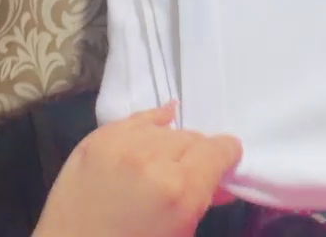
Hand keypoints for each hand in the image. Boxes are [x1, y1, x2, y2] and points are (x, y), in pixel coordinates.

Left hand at [34, 102, 241, 236]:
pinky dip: (151, 122)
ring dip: (171, 145)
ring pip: (165, 129)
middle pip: (192, 138)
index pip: (218, 151)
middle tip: (193, 174)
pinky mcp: (97, 138)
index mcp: (179, 190)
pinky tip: (162, 120)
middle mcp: (153, 157)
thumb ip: (201, 206)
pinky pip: (136, 118)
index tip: (228, 163)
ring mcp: (122, 144)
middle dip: (197, 156)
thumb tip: (219, 184)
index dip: (227, 157)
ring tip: (166, 162)